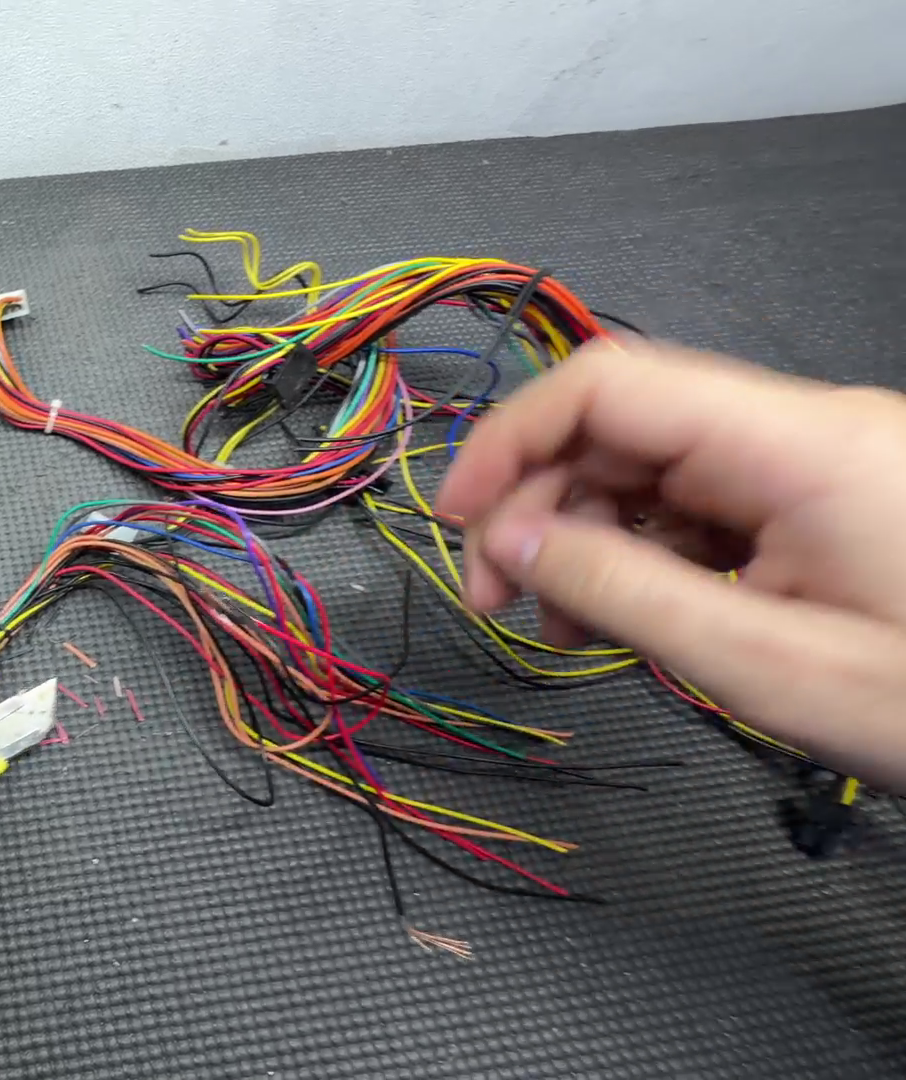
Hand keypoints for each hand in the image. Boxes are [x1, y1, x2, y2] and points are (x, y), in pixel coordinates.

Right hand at [437, 339, 905, 786]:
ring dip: (573, 544)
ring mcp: (804, 468)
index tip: (457, 517)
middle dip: (529, 512)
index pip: (605, 385)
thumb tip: (506, 540)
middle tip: (495, 598)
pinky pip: (678, 510)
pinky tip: (619, 618)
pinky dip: (627, 559)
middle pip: (607, 435)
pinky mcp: (809, 503)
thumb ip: (620, 590)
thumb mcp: (768, 662)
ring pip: (632, 476)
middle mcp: (797, 434)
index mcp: (799, 445)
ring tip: (561, 626)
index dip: (506, 439)